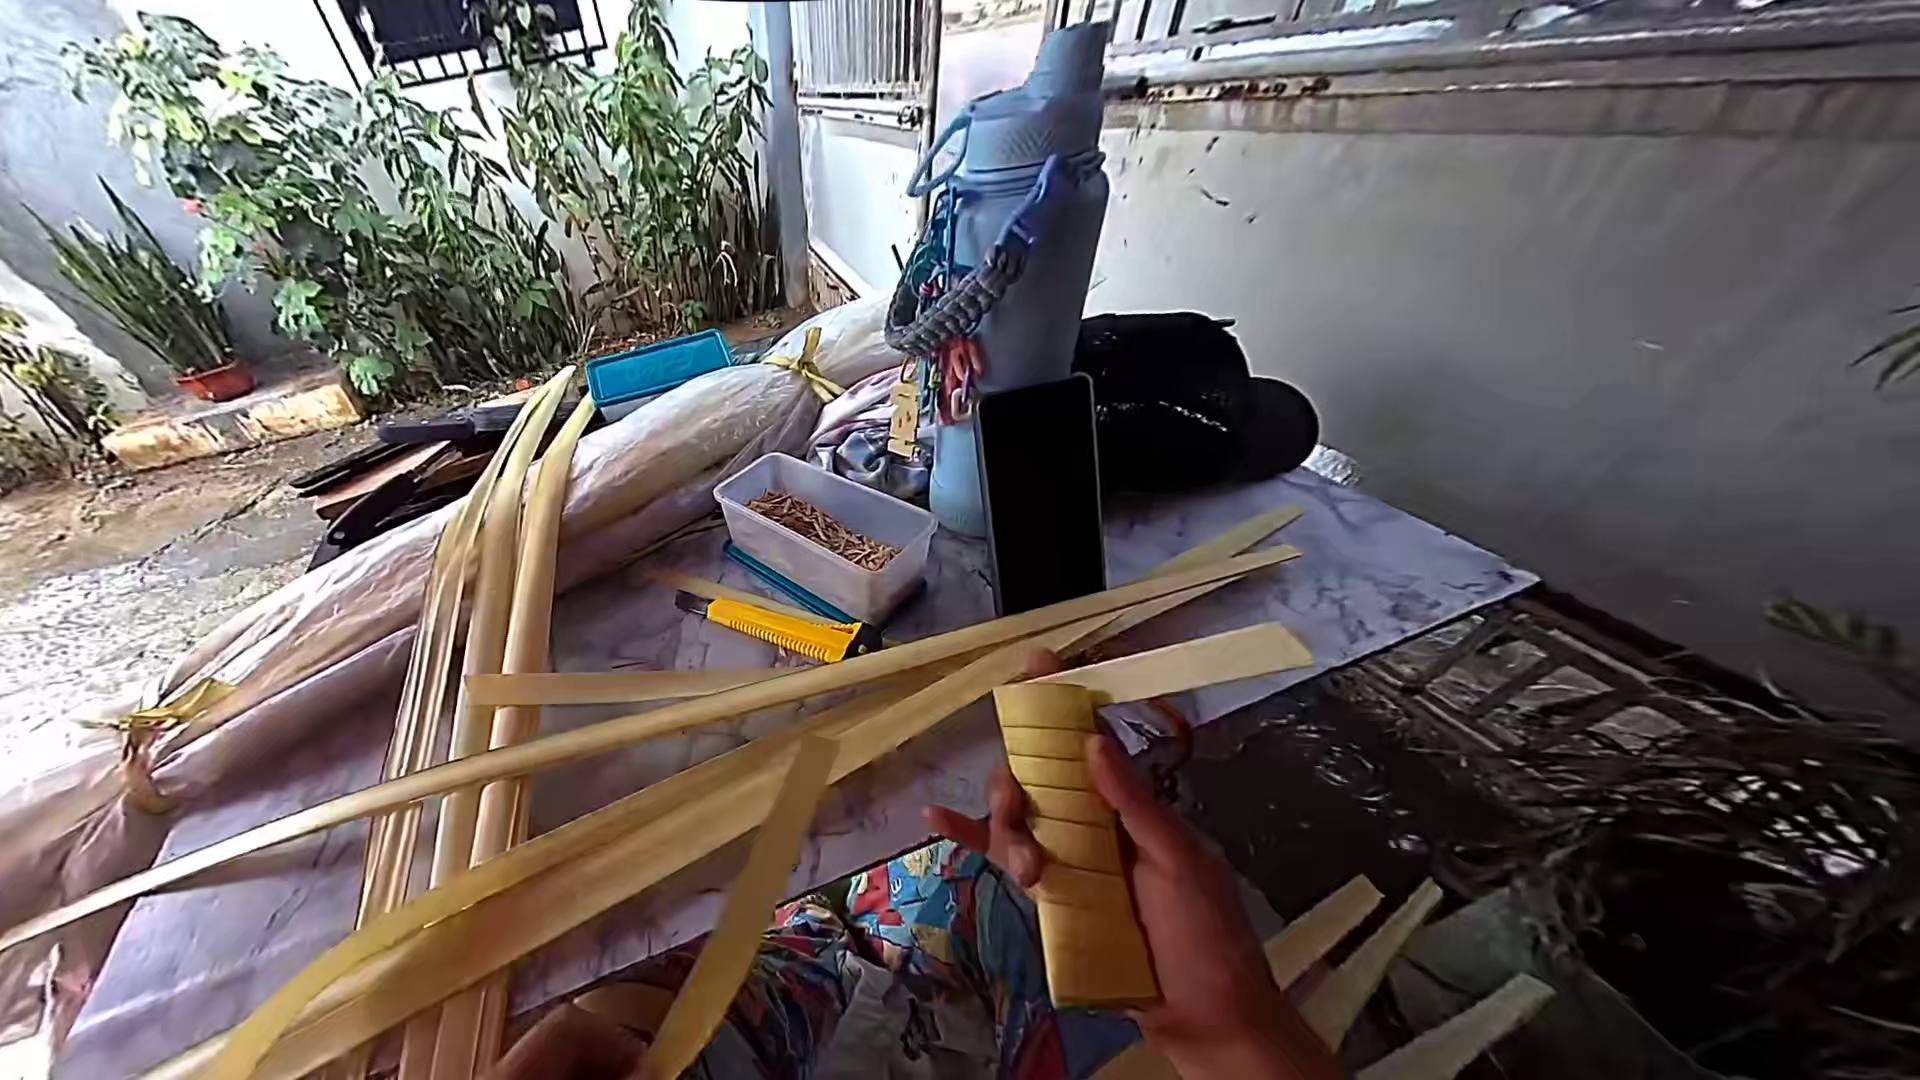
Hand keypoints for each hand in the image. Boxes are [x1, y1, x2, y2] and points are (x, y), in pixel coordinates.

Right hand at [926, 654, 1340, 1079]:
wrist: (1204, 1017)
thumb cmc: (1204, 930)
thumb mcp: (1178, 859)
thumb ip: (1134, 803)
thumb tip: (1091, 740)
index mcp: (1122, 798)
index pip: (1085, 737)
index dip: (1059, 701)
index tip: (1036, 665)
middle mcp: (1086, 814)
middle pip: (1033, 774)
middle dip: (1014, 782)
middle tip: (1016, 805)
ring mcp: (1062, 850)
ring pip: (1013, 813)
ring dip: (1004, 828)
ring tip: (1030, 870)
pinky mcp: (1045, 888)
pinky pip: (999, 856)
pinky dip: (967, 834)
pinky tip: (934, 817)